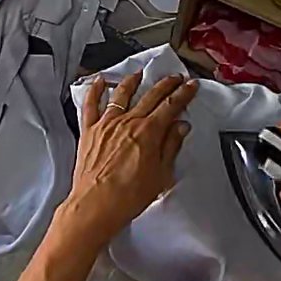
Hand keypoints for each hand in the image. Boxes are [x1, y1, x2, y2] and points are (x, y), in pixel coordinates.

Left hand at [54, 71, 198, 248]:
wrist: (95, 206)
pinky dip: (95, 91)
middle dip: (166, 84)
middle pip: (151, 95)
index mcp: (149, 131)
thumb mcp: (162, 173)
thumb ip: (171, 146)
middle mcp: (128, 122)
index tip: (190, 86)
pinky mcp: (89, 132)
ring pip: (122, 94)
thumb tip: (180, 127)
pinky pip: (91, 105)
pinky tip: (98, 82)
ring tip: (140, 74)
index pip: (172, 105)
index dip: (184, 93)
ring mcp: (107, 124)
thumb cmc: (128, 195)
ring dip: (133, 81)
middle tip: (174, 78)